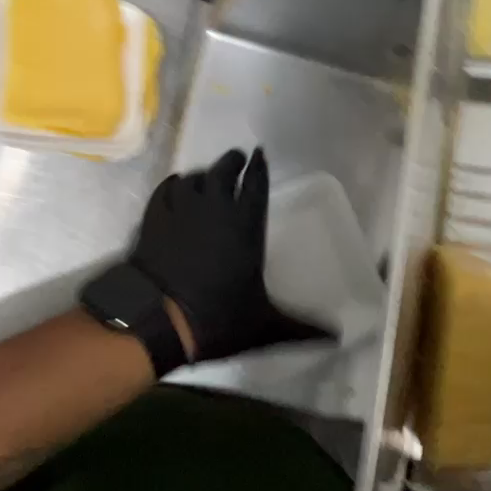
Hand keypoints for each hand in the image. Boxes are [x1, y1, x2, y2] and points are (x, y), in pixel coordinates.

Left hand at [130, 148, 326, 361]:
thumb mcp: (264, 327)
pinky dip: (173, 185)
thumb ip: (301, 328)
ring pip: (193, 178)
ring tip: (207, 177)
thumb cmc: (216, 319)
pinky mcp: (153, 219)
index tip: (261, 153)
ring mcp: (180, 211)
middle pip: (223, 170)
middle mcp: (214, 210)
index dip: (260, 168)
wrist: (156, 320)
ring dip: (203, 174)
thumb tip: (337, 337)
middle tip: (237, 160)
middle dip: (232, 162)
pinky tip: (175, 187)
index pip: (256, 185)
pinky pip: (165, 190)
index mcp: (245, 227)